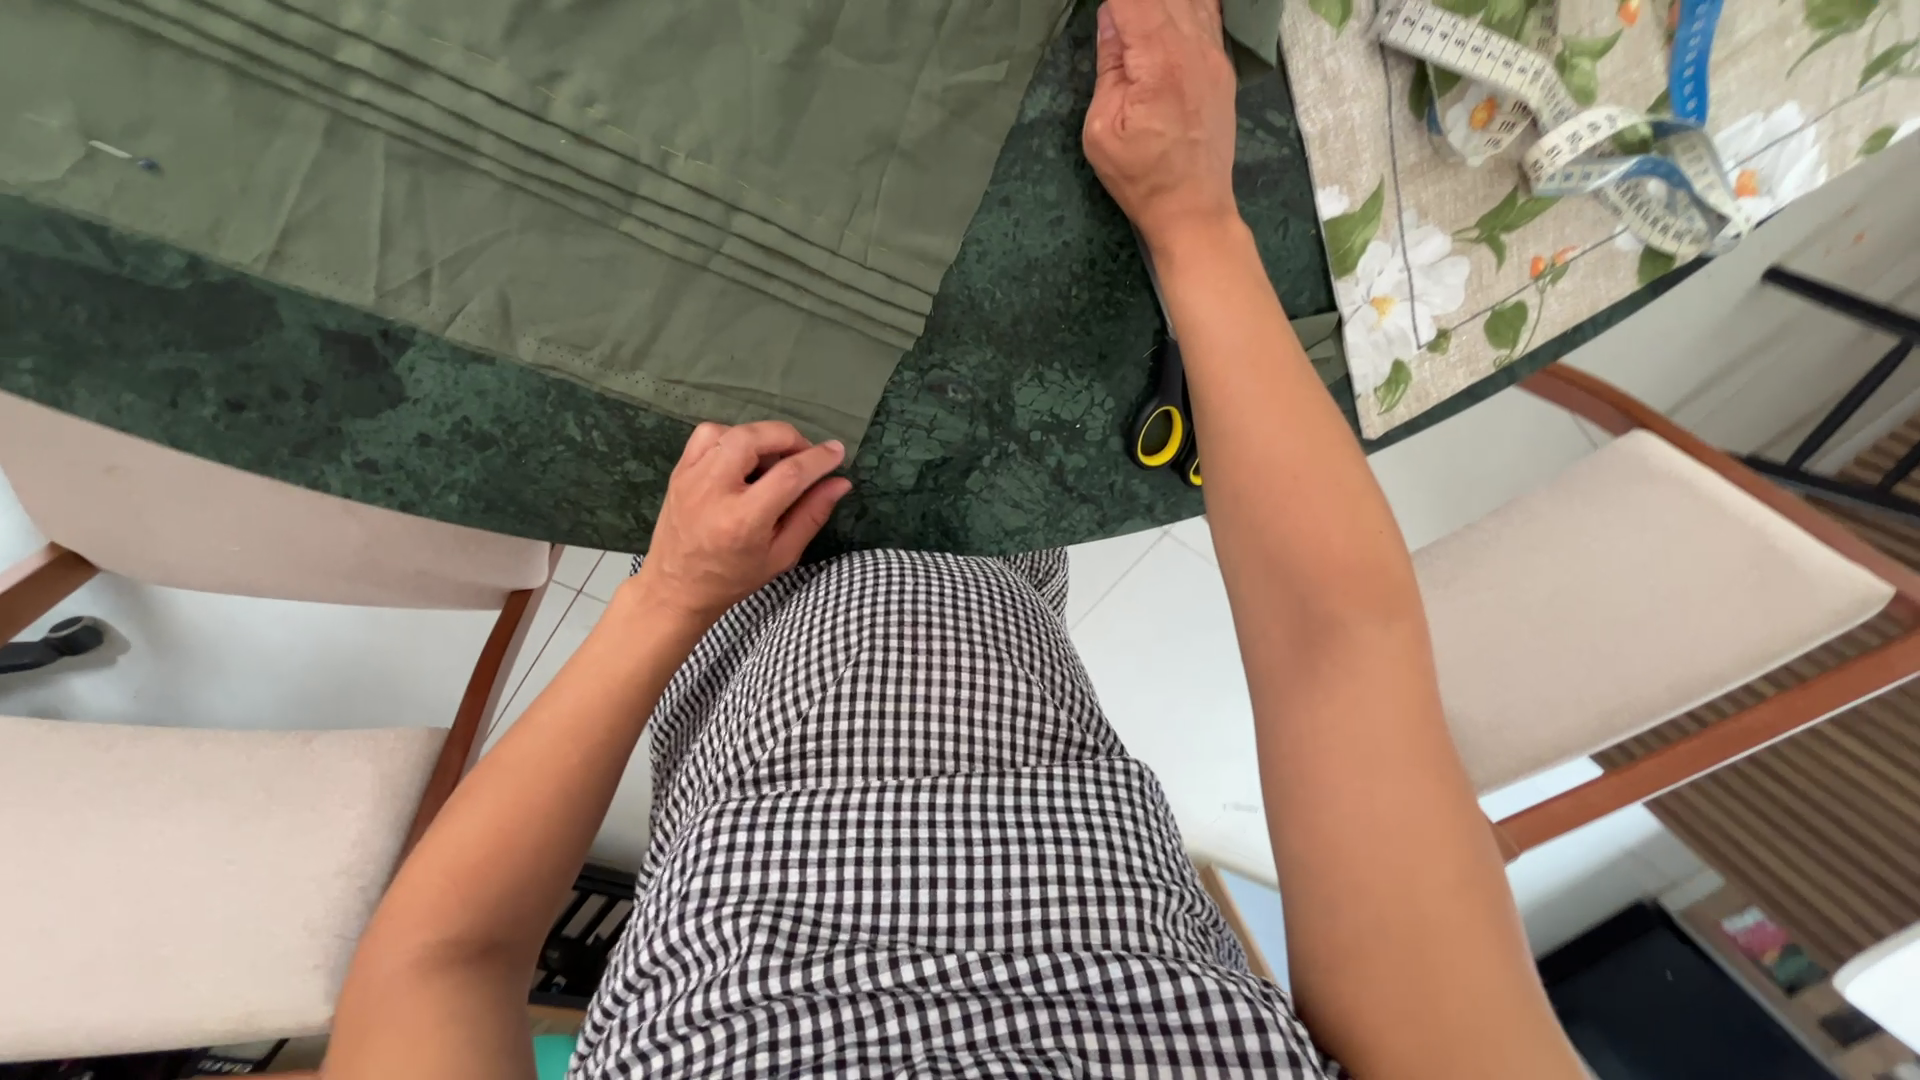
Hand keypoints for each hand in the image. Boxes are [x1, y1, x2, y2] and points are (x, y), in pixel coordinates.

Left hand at [630, 421, 851, 624]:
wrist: (676, 587)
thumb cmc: (734, 578)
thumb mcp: (782, 555)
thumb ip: (812, 515)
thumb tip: (840, 482)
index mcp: (743, 520)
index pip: (788, 475)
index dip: (818, 459)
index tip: (838, 452)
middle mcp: (713, 491)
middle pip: (754, 438)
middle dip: (789, 438)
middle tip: (805, 455)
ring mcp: (691, 477)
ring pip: (731, 431)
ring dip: (761, 437)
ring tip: (773, 459)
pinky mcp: (680, 471)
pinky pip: (708, 435)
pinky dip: (733, 436)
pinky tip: (744, 457)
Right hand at [1082, 0, 1240, 250]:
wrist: (1191, 208)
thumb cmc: (1140, 178)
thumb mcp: (1101, 131)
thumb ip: (1108, 68)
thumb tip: (1110, 20)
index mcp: (1158, 59)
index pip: (1133, 0)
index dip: (1114, 4)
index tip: (1103, 16)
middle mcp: (1192, 45)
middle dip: (1135, 4)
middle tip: (1119, 17)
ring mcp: (1213, 54)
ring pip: (1190, 0)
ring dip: (1160, 5)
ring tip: (1139, 18)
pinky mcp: (1222, 66)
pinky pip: (1208, 14)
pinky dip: (1187, 7)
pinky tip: (1171, 15)